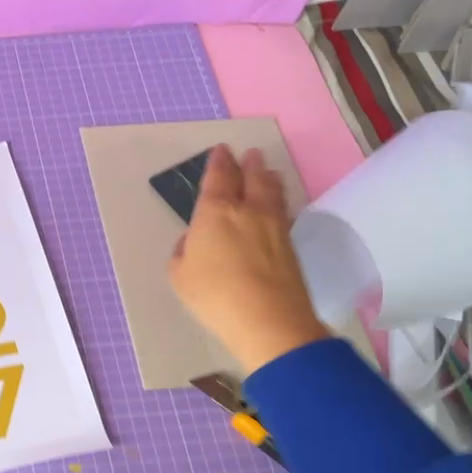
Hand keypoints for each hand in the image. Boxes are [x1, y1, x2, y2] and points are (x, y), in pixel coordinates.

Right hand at [169, 144, 328, 373]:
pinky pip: (283, 212)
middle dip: (249, 164)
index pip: (218, 178)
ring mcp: (274, 227)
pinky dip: (279, 202)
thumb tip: (193, 242)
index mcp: (215, 212)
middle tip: (250, 154)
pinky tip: (278, 206)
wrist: (269, 321)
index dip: (219, 163)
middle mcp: (248, 211)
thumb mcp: (179, 275)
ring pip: (273, 193)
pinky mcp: (291, 246)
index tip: (221, 151)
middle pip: (252, 179)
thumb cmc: (214, 294)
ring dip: (268, 179)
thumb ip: (183, 252)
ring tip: (268, 172)